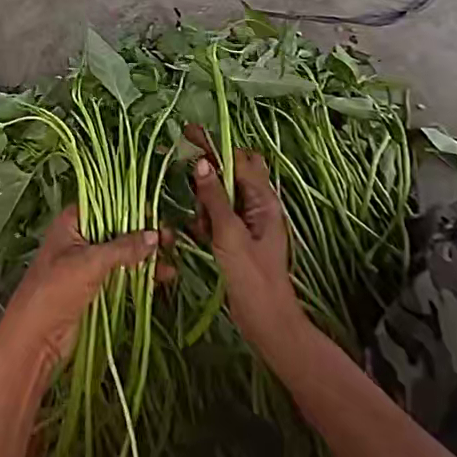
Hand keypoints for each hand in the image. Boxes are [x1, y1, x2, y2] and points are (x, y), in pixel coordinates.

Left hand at [0, 207, 167, 372]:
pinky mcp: (94, 286)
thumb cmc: (56, 290)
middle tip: (171, 238)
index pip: (107, 202)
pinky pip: (122, 273)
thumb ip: (123, 247)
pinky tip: (161, 277)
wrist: (35, 340)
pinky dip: (140, 273)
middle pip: (118, 227)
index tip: (158, 212)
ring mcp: (87, 262)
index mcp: (72, 221)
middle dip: (144, 233)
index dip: (132, 206)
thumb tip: (155, 236)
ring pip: (122, 251)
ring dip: (145, 255)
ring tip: (172, 259)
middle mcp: (80, 236)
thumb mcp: (90, 262)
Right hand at [188, 124, 304, 349]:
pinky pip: (220, 214)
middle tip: (187, 173)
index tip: (188, 132)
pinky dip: (208, 218)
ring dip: (207, 199)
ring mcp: (250, 220)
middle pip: (233, 170)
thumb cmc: (252, 279)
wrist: (268, 323)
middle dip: (210, 169)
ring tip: (200, 224)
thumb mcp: (229, 236)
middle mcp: (259, 204)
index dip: (213, 144)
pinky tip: (199, 234)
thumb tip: (201, 163)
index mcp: (263, 199)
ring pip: (224, 192)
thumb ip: (215, 198)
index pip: (237, 159)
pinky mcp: (240, 236)